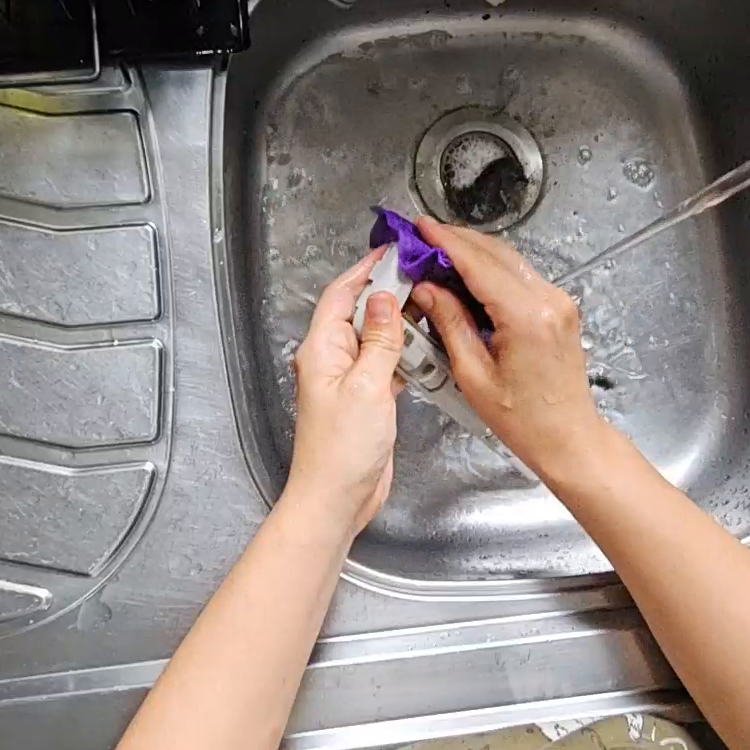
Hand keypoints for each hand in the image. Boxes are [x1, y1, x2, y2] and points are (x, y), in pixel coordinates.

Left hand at [283, 249, 406, 532]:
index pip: (341, 296)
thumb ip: (379, 342)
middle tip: (419, 276)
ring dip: (399, 324)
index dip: (364, 270)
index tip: (390, 251)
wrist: (337, 498)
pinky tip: (425, 348)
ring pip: (376, 338)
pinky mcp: (367, 398)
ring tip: (428, 307)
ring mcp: (350, 380)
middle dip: (387, 293)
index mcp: (322, 350)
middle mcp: (332, 360)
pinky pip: (385, 364)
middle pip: (359, 313)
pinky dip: (404, 354)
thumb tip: (384, 300)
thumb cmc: (341, 450)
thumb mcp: (366, 387)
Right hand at [410, 217, 611, 480]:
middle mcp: (548, 300)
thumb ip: (450, 324)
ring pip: (509, 260)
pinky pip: (519, 276)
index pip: (479, 264)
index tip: (420, 226)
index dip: (446, 242)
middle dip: (457, 241)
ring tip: (437, 252)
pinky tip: (465, 275)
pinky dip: (490, 269)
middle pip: (496, 254)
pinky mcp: (559, 307)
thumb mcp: (473, 375)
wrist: (568, 436)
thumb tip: (426, 288)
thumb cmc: (521, 419)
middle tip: (422, 237)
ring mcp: (558, 301)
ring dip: (473, 252)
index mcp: (526, 317)